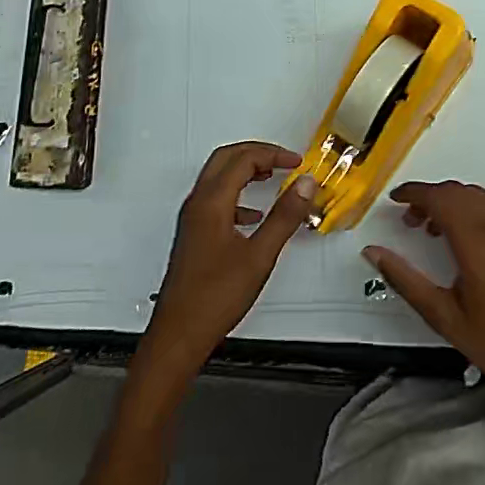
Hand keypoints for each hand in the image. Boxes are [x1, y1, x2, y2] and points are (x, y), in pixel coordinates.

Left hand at [142, 142, 312, 373]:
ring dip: (245, 171)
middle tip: (283, 160)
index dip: (272, 154)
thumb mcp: (260, 255)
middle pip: (226, 159)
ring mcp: (192, 218)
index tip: (295, 161)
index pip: (242, 159)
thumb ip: (285, 216)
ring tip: (272, 177)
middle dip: (256, 153)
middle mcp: (197, 204)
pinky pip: (215, 199)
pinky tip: (253, 215)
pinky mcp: (194, 233)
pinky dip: (237, 195)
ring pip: (219, 178)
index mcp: (211, 202)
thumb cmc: (214, 297)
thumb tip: (304, 185)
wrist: (181, 331)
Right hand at [363, 181, 484, 401]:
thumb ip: (403, 278)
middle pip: (458, 192)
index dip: (414, 193)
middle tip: (412, 219)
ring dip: (454, 200)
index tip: (398, 199)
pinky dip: (478, 205)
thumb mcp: (440, 314)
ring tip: (438, 227)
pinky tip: (469, 227)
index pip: (440, 199)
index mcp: (478, 245)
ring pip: (479, 194)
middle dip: (430, 198)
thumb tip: (375, 253)